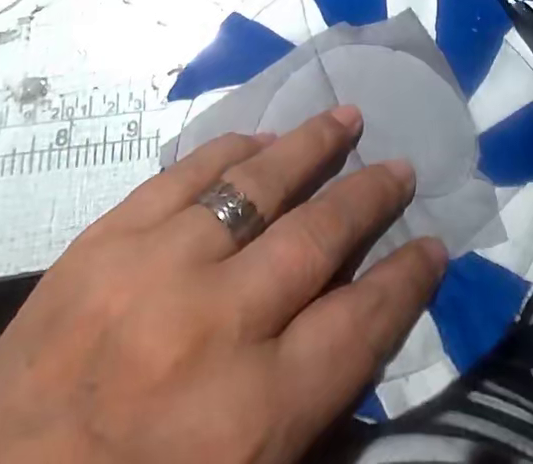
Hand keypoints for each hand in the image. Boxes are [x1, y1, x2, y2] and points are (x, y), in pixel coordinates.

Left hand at [0, 106, 445, 463]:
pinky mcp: (99, 245)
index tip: (433, 246)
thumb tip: (365, 308)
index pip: (362, 321)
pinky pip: (184, 176)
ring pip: (255, 188)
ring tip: (346, 118)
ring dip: (311, 147)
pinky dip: (230, 151)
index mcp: (250, 413)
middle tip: (400, 169)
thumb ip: (314, 397)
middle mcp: (210, 331)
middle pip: (318, 237)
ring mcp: (150, 276)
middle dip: (371, 197)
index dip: (407, 278)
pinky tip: (261, 139)